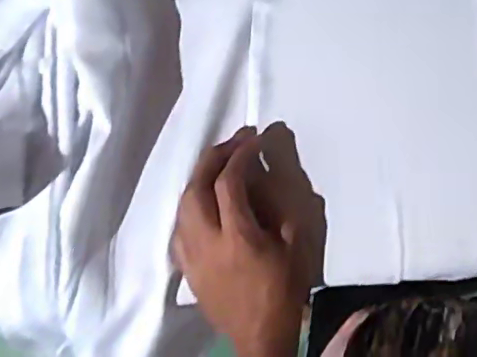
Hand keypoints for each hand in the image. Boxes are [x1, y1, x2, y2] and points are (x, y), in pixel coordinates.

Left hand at [173, 124, 325, 356]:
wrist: (262, 339)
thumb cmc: (284, 290)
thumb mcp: (297, 243)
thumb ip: (286, 201)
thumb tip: (275, 166)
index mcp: (238, 237)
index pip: (229, 182)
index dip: (242, 153)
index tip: (256, 139)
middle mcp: (208, 243)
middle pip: (197, 187)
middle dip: (215, 156)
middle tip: (236, 141)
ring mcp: (193, 257)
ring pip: (183, 205)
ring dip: (200, 176)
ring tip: (219, 161)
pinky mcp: (187, 269)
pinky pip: (179, 227)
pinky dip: (190, 203)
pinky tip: (203, 197)